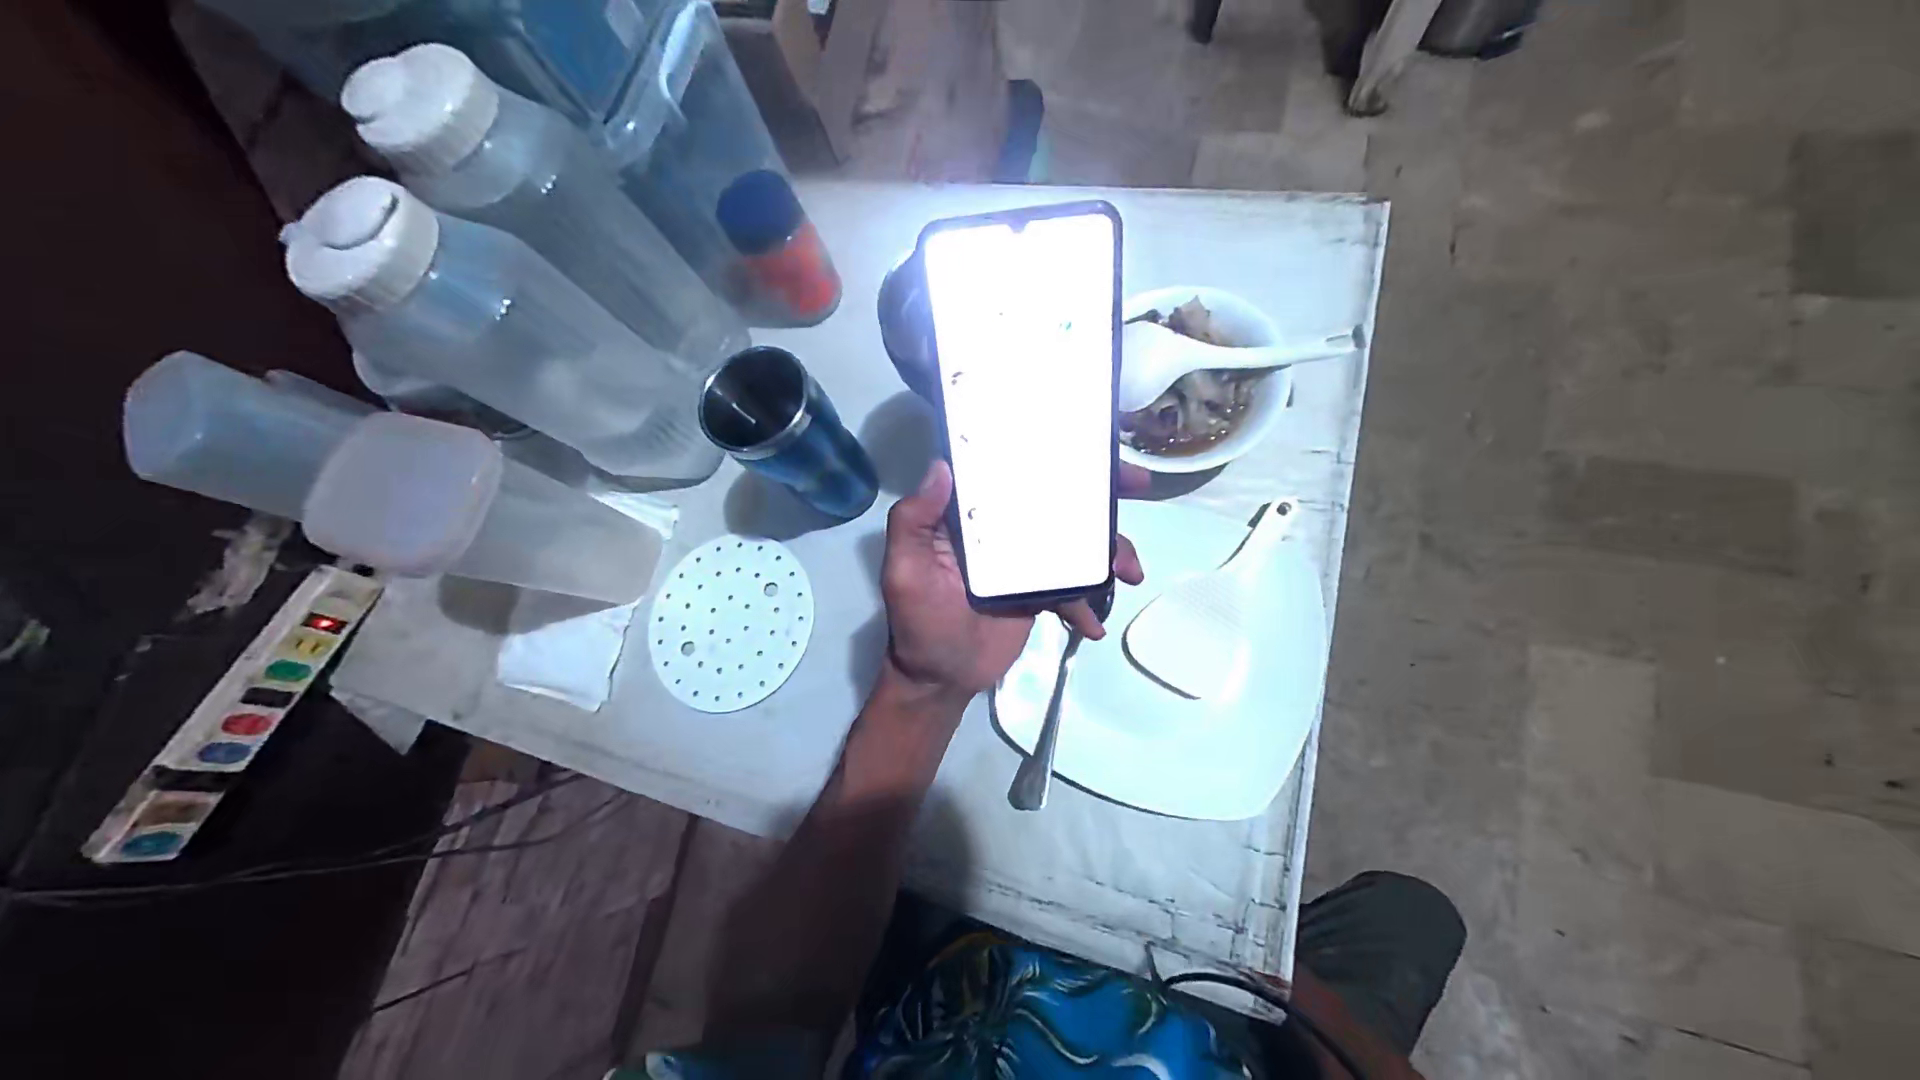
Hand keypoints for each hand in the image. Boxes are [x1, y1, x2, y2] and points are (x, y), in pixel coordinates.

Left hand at [881, 461, 1144, 699]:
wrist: (941, 678)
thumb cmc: (918, 622)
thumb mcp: (905, 571)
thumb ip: (913, 522)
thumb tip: (940, 467)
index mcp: (969, 517)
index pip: (1008, 472)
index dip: (1044, 452)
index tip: (1082, 440)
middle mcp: (1000, 530)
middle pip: (1054, 500)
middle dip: (1099, 491)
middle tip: (1138, 485)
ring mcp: (1024, 562)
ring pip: (1074, 543)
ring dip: (1109, 552)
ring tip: (1130, 573)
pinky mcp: (1039, 594)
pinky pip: (1073, 589)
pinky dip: (1089, 605)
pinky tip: (1094, 625)